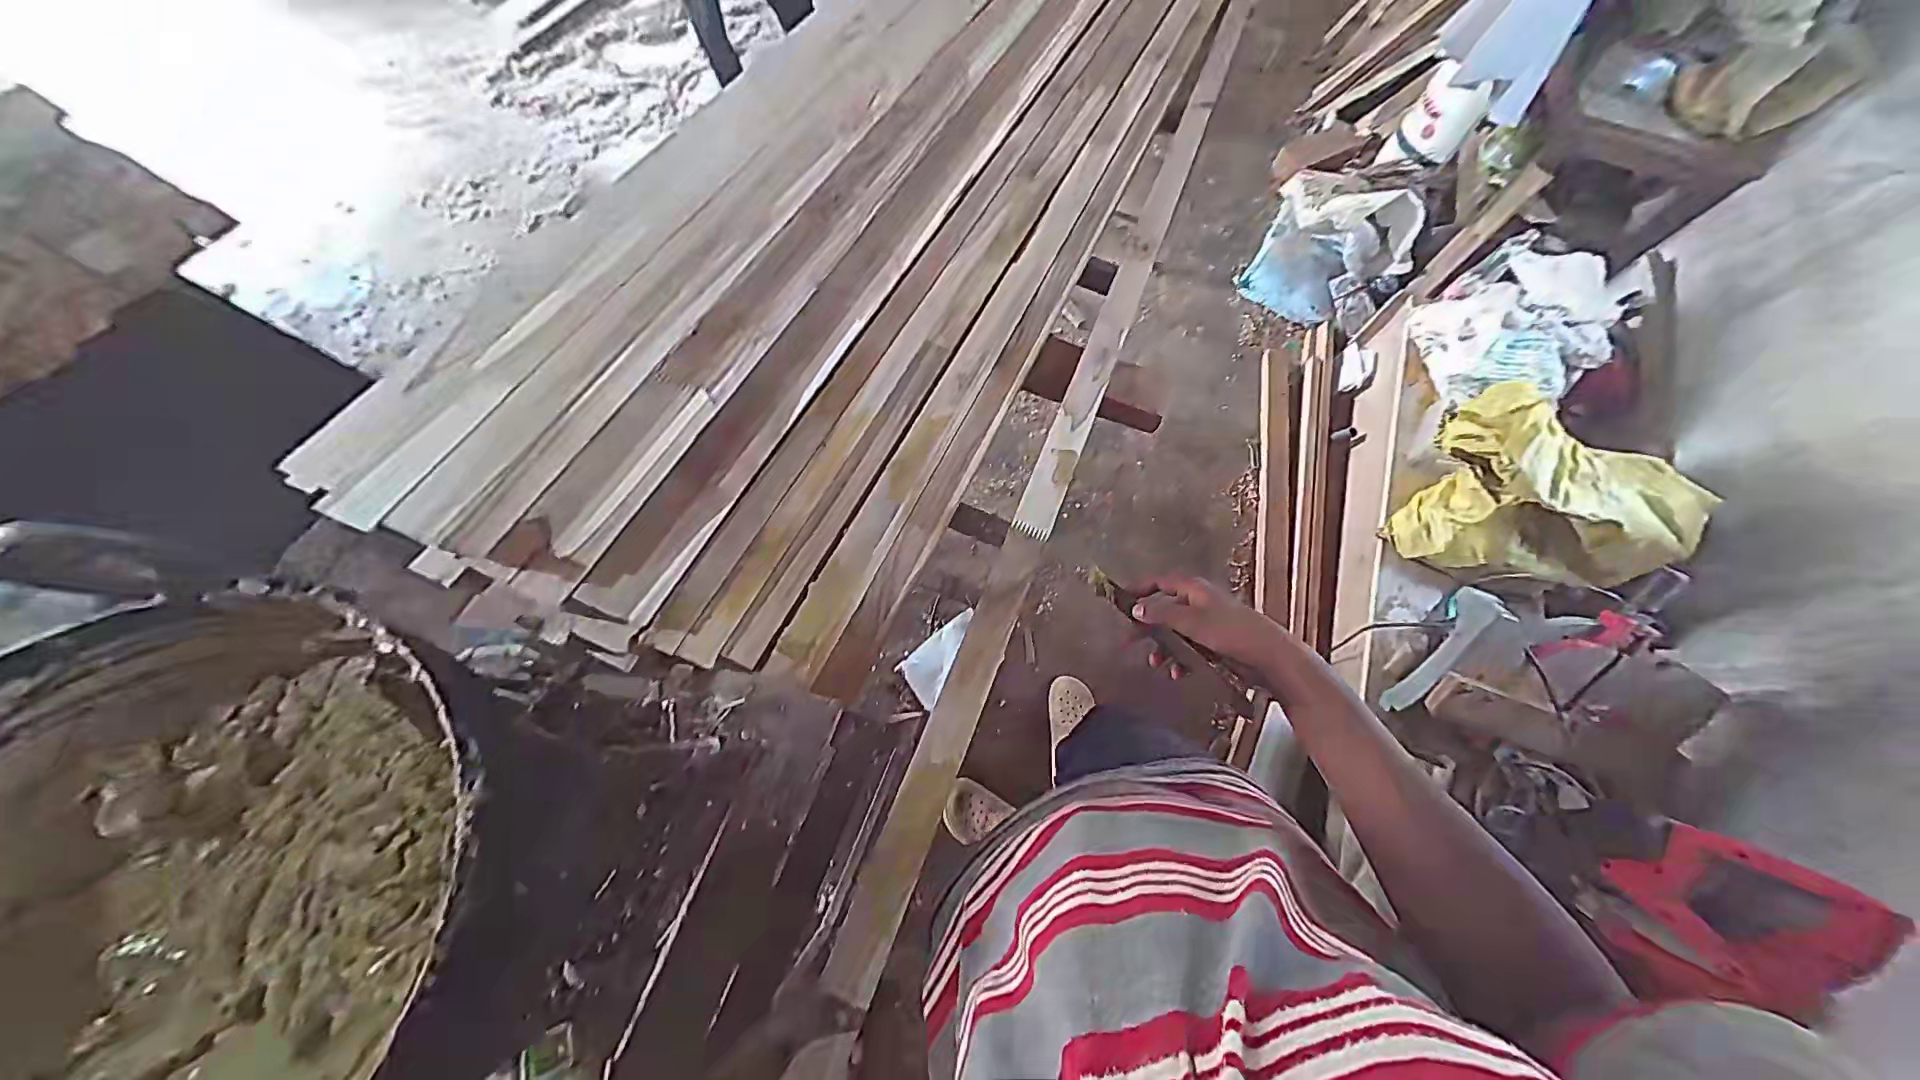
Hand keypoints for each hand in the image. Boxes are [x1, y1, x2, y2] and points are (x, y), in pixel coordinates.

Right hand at [1129, 573, 1294, 675]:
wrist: (1271, 657)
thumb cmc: (1232, 632)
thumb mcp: (1191, 622)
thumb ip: (1161, 614)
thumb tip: (1136, 609)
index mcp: (1194, 589)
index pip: (1159, 582)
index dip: (1139, 589)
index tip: (1121, 601)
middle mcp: (1199, 602)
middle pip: (1164, 610)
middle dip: (1147, 627)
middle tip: (1130, 640)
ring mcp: (1208, 623)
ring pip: (1175, 633)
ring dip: (1163, 648)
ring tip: (1155, 663)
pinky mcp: (1216, 643)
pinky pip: (1189, 649)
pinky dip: (1180, 660)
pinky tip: (1177, 673)